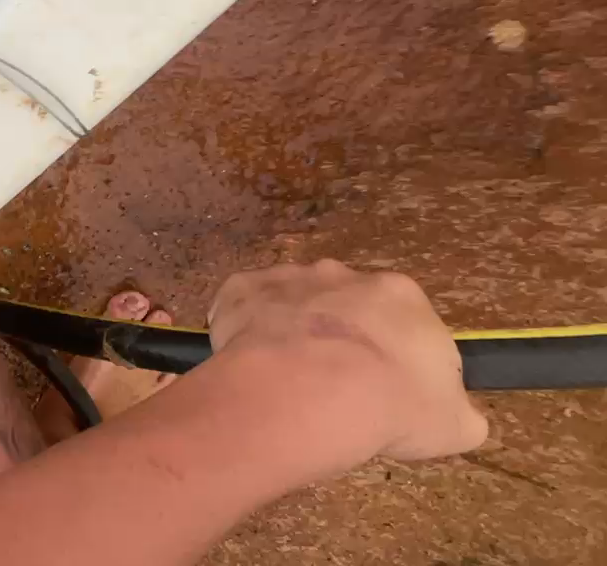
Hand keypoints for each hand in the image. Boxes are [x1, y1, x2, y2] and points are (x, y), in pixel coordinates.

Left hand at [208, 260, 486, 463]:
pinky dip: (246, 328)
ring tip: (290, 373)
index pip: (403, 319)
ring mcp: (282, 276)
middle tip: (335, 377)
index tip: (387, 382)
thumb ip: (453, 404)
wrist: (307, 387)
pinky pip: (244, 306)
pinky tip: (253, 360)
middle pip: (341, 304)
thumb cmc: (395, 404)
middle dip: (339, 334)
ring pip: (289, 302)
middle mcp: (337, 273)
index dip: (396, 353)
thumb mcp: (457, 422)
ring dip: (291, 329)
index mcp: (399, 294)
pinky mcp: (237, 287)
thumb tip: (445, 407)